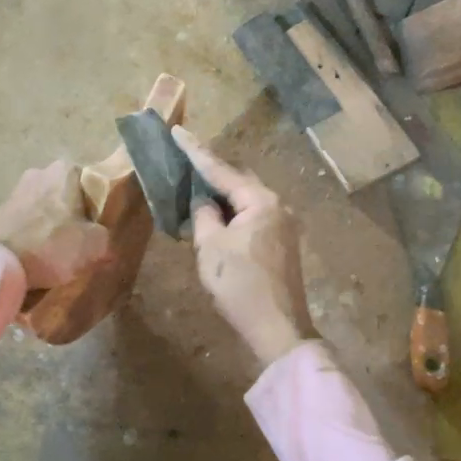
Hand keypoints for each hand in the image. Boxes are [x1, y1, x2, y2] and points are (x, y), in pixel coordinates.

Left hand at [0, 160, 112, 289]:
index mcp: (66, 170)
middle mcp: (40, 171)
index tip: (98, 229)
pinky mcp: (2, 208)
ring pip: (48, 207)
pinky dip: (36, 231)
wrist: (2, 264)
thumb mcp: (94, 245)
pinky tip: (38, 251)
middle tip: (81, 242)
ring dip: (54, 224)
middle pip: (69, 195)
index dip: (99, 209)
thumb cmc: (53, 246)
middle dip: (75, 215)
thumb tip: (103, 241)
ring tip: (58, 251)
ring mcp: (18, 189)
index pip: (94, 184)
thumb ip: (105, 237)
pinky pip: (29, 218)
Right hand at [173, 125, 316, 367]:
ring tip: (193, 188)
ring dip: (219, 195)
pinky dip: (230, 212)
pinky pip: (250, 215)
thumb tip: (203, 203)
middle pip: (237, 179)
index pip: (220, 169)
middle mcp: (277, 206)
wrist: (278, 330)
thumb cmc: (241, 284)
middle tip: (183, 160)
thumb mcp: (211, 246)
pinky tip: (212, 216)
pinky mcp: (280, 243)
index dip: (195, 151)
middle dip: (210, 171)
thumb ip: (203, 214)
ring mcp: (282, 225)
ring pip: (244, 199)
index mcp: (261, 201)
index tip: (177, 131)